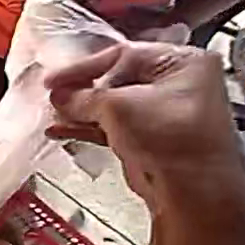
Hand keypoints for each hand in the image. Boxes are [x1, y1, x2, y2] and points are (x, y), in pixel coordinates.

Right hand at [42, 43, 244, 216]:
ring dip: (79, 111)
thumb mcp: (119, 107)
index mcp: (182, 63)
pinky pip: (110, 127)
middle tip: (53, 97)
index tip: (54, 80)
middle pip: (115, 80)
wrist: (190, 188)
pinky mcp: (147, 139)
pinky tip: (61, 130)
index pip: (123, 55)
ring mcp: (160, 114)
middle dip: (81, 91)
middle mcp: (175, 84)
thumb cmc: (172, 139)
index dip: (84, 68)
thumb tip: (60, 96)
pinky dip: (86, 128)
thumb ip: (83, 97)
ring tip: (54, 115)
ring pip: (110, 106)